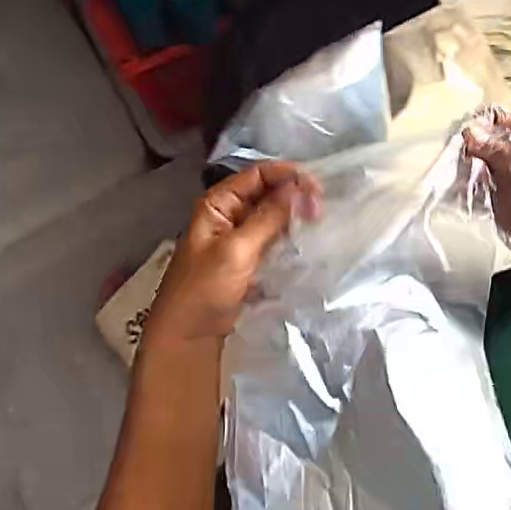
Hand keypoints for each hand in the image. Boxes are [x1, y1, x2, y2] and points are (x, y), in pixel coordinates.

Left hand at [142, 161, 319, 347]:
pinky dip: (291, 235)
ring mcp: (240, 238)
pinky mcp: (251, 259)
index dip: (286, 174)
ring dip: (295, 215)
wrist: (189, 335)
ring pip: (273, 216)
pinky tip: (308, 237)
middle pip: (267, 193)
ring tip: (319, 219)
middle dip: (294, 194)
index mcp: (217, 204)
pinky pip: (275, 238)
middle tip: (321, 206)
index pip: (256, 175)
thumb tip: (298, 187)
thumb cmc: (205, 288)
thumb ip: (269, 217)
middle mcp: (229, 215)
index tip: (316, 184)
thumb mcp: (237, 249)